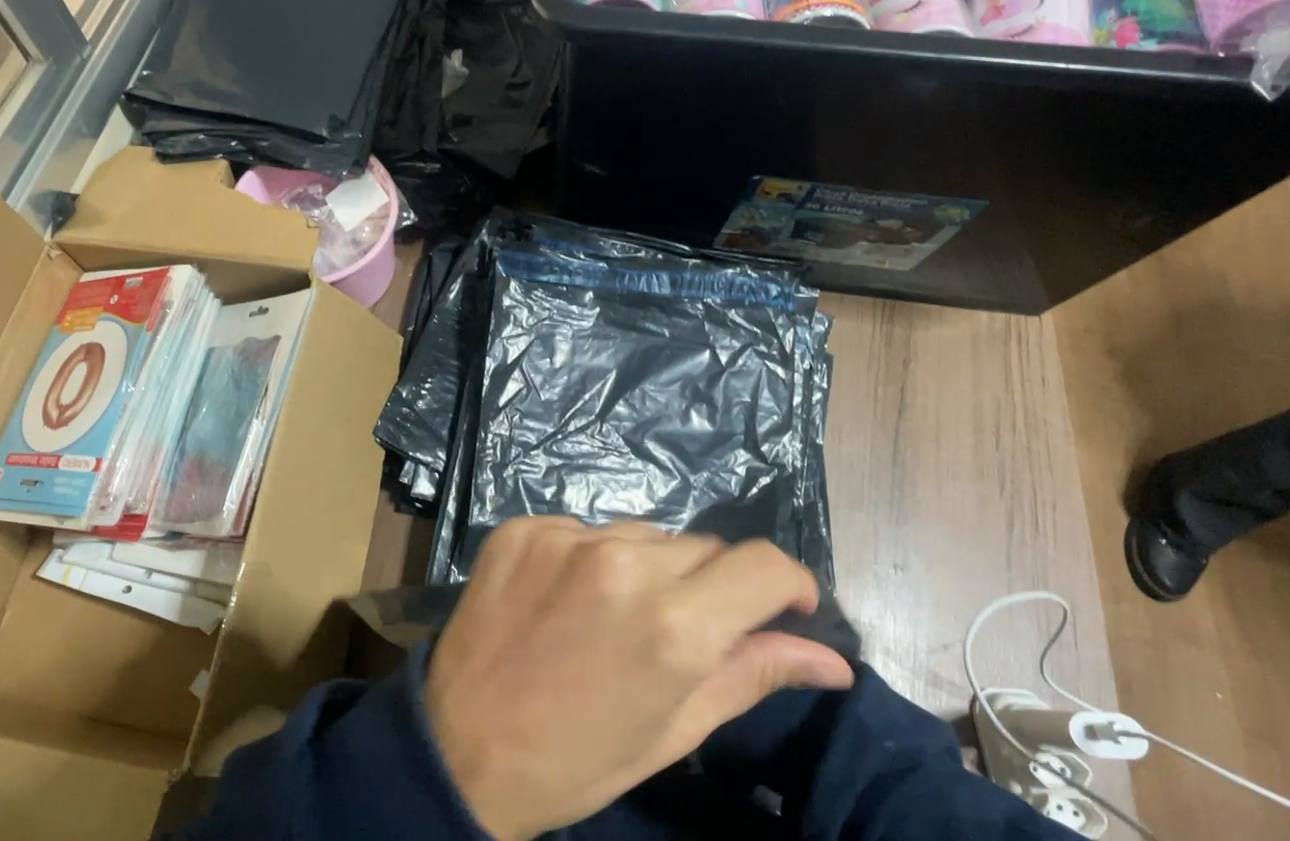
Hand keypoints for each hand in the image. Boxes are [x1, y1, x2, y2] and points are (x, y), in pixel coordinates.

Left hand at [424, 519, 854, 839]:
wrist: (458, 749)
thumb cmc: (577, 759)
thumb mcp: (673, 730)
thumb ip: (750, 673)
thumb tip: (831, 657)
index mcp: (675, 625)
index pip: (764, 565)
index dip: (787, 585)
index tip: (784, 608)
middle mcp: (624, 564)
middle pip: (703, 547)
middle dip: (711, 584)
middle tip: (680, 630)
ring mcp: (566, 539)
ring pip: (644, 534)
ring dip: (647, 567)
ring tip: (613, 616)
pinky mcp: (521, 528)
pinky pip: (583, 528)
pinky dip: (588, 557)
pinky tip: (566, 599)